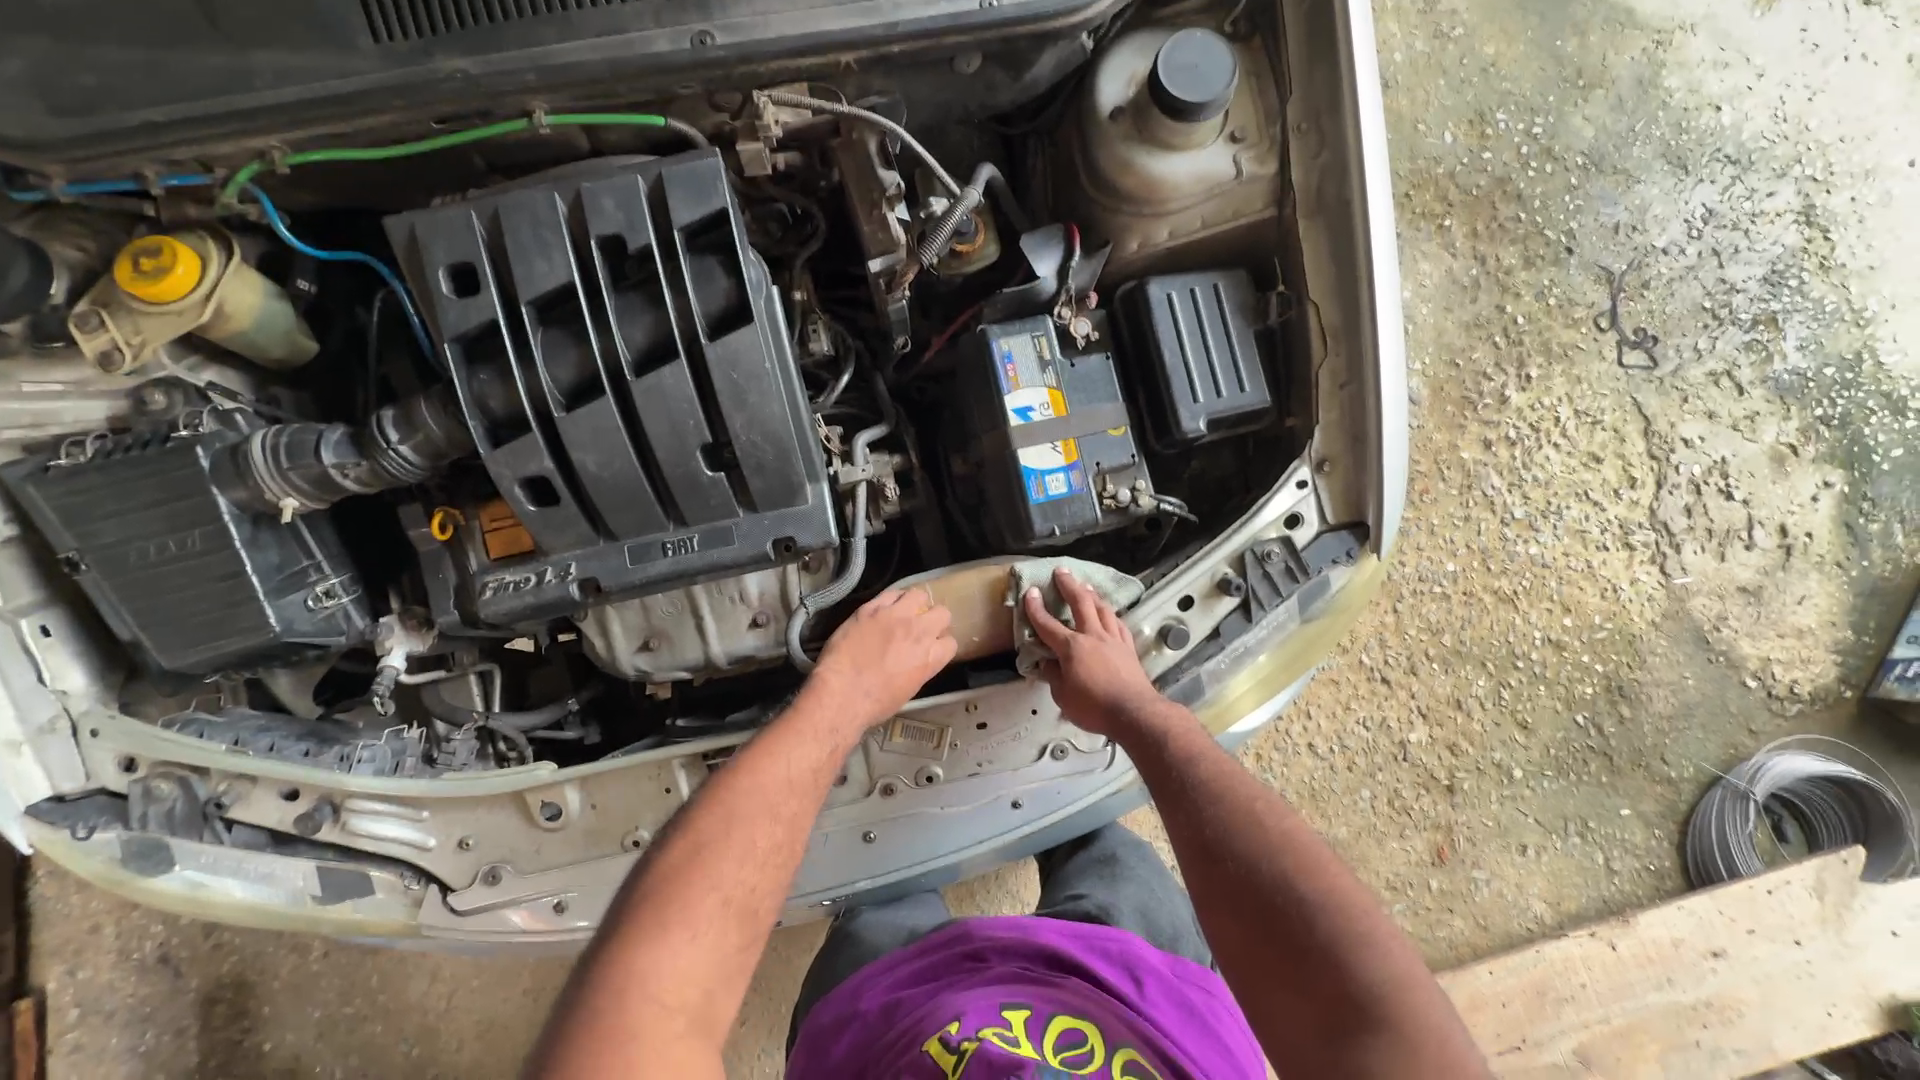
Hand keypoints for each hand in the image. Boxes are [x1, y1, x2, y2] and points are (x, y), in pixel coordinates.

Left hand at [804, 588, 956, 735]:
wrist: (841, 693)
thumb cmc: (875, 703)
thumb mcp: (909, 690)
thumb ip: (920, 667)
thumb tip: (917, 659)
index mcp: (931, 657)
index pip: (951, 642)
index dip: (941, 644)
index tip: (932, 648)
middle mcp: (919, 631)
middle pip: (942, 613)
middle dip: (935, 620)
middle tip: (920, 628)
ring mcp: (895, 616)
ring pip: (919, 594)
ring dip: (915, 604)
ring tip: (904, 612)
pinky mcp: (872, 608)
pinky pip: (891, 593)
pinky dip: (892, 599)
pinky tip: (885, 608)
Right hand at [1022, 567, 1167, 738]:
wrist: (1135, 712)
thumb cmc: (1094, 708)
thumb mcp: (1063, 697)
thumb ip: (1054, 676)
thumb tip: (1047, 663)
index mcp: (1072, 647)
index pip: (1048, 624)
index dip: (1036, 608)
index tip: (1031, 592)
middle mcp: (1093, 636)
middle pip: (1080, 603)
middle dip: (1069, 585)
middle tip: (1062, 571)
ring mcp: (1114, 639)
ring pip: (1102, 608)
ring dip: (1092, 594)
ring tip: (1086, 586)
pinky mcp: (1128, 647)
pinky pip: (1118, 623)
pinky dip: (1111, 614)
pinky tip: (1109, 612)